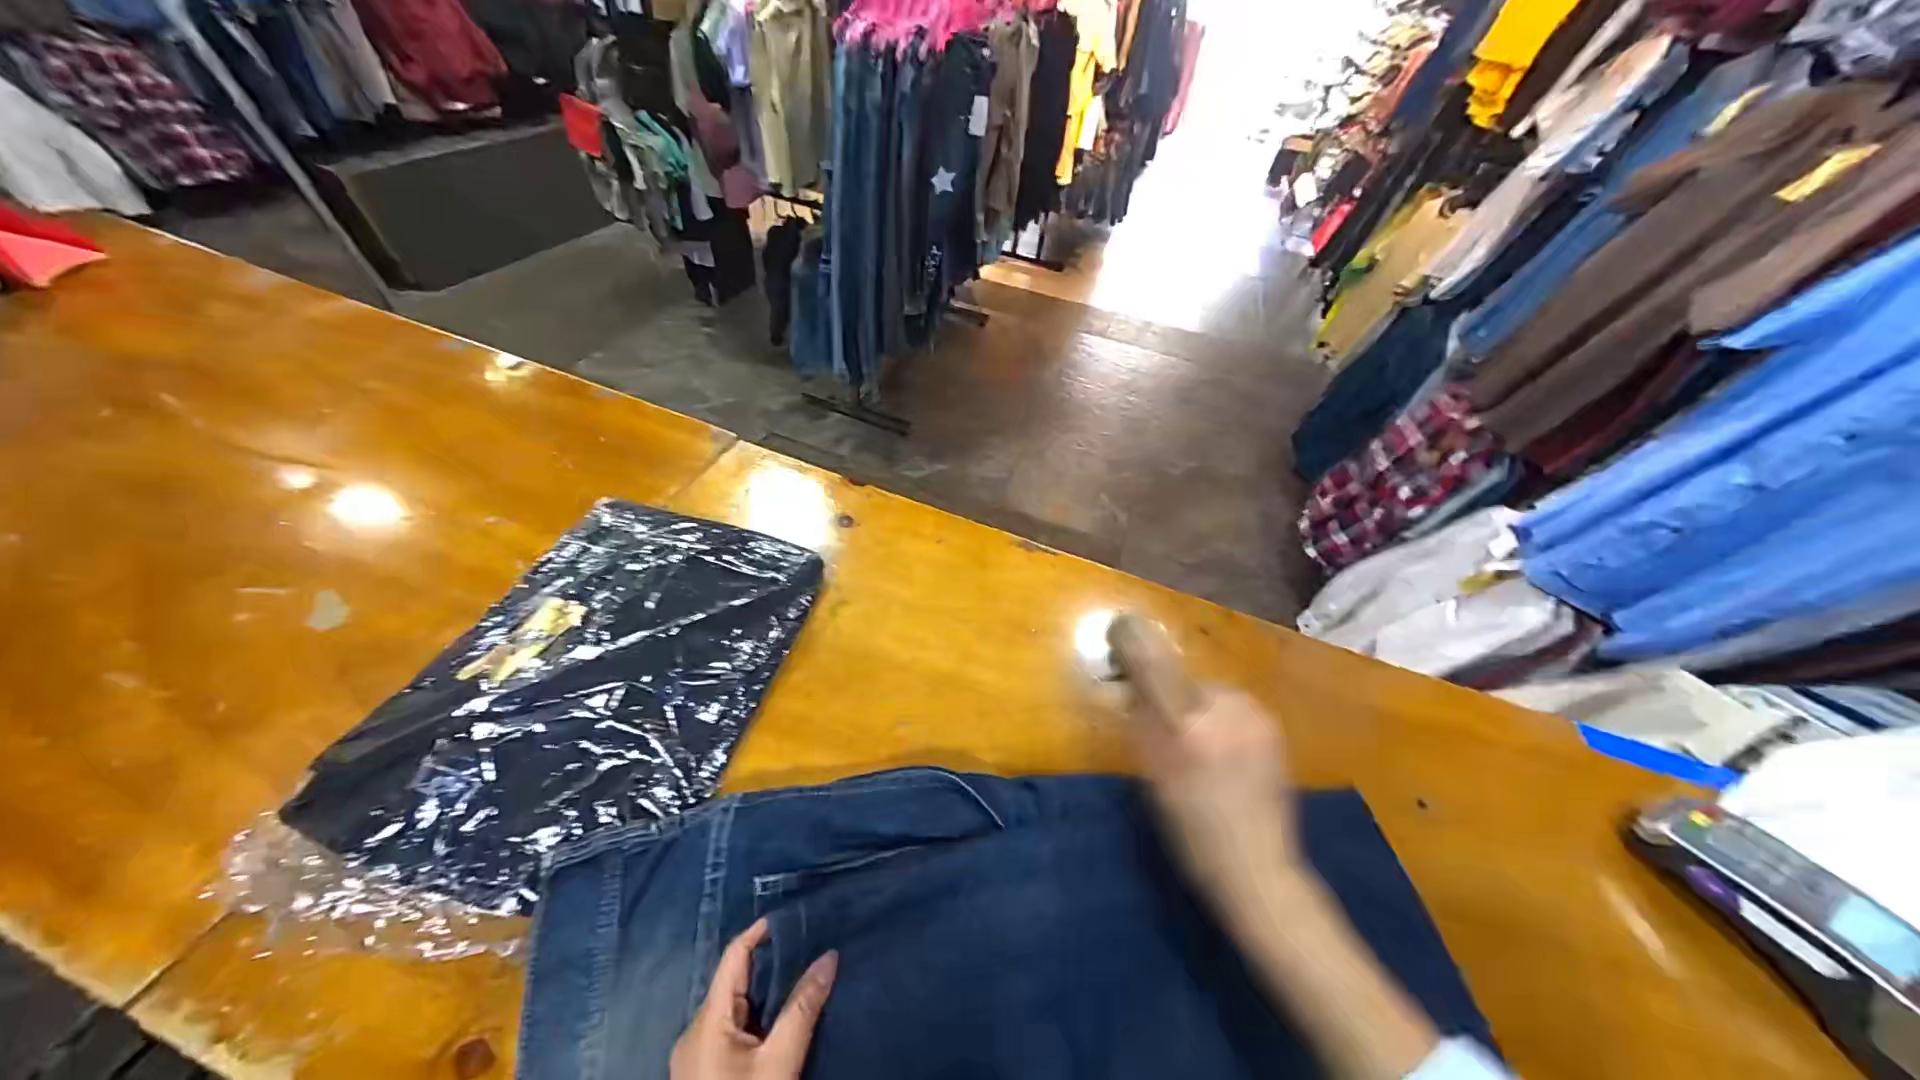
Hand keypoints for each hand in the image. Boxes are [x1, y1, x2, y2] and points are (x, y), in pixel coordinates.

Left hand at [670, 919, 837, 1079]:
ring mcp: (693, 1056)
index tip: (790, 915)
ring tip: (798, 976)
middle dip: (767, 963)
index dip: (759, 931)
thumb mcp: (780, 1062)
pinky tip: (777, 1019)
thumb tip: (829, 956)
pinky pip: (728, 1030)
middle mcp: (693, 1031)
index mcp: (707, 1021)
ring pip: (731, 1007)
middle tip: (804, 946)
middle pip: (732, 981)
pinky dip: (754, 1015)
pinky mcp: (700, 1074)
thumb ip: (803, 1007)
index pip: (733, 956)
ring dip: (763, 991)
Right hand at [1107, 616, 1300, 896]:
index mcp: (1188, 725)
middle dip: (1166, 689)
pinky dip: (1218, 716)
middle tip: (1159, 721)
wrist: (1259, 868)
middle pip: (1182, 676)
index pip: (1154, 663)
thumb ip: (1139, 722)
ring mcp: (1255, 716)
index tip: (1120, 627)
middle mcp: (1226, 709)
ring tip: (1196, 744)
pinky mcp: (1272, 726)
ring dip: (1194, 704)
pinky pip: (1231, 706)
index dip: (1133, 640)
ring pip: (1207, 691)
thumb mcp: (1153, 777)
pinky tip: (1221, 751)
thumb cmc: (1191, 831)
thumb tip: (1122, 683)